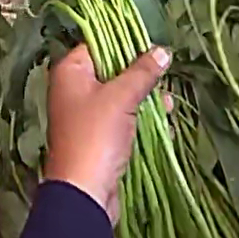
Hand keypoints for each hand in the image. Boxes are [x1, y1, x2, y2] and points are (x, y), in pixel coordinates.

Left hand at [43, 44, 169, 220]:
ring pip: (119, 95)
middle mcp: (74, 87)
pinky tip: (164, 121)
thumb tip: (163, 50)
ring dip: (143, 97)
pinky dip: (139, 117)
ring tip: (168, 101)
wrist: (84, 196)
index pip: (97, 42)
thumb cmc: (95, 135)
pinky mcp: (97, 136)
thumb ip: (142, 72)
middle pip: (110, 69)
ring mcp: (85, 113)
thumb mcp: (121, 97)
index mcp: (70, 70)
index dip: (123, 41)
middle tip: (163, 71)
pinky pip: (121, 118)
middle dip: (138, 73)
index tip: (150, 42)